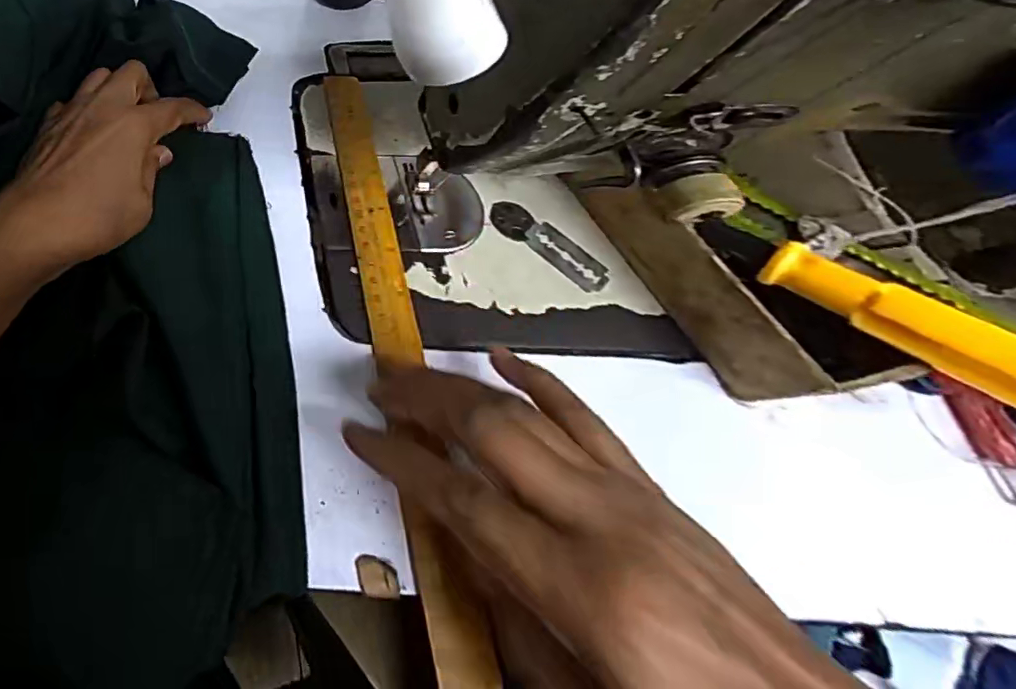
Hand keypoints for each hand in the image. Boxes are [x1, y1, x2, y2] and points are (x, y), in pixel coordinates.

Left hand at [0, 61, 209, 281]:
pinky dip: (84, 109)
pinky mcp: (47, 124)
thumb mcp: (140, 205)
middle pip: (132, 72)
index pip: (172, 107)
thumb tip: (157, 152)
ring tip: (120, 117)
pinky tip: (87, 130)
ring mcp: (71, 111)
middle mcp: (103, 107)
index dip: (191, 110)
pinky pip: (71, 101)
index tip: (202, 117)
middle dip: (149, 88)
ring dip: (115, 90)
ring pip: (98, 77)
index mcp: (133, 124)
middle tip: (152, 116)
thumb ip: (151, 172)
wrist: (32, 225)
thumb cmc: (95, 218)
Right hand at [344, 350, 856, 688]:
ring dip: (462, 385)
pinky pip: (588, 420)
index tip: (360, 435)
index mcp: (580, 588)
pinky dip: (540, 382)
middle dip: (424, 400)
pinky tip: (503, 359)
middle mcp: (604, 525)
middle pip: (491, 430)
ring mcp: (634, 499)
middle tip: (379, 387)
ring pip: (530, 412)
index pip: (461, 499)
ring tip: (415, 370)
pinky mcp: (656, 493)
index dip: (400, 460)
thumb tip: (458, 542)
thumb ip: (506, 611)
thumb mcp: (571, 685)